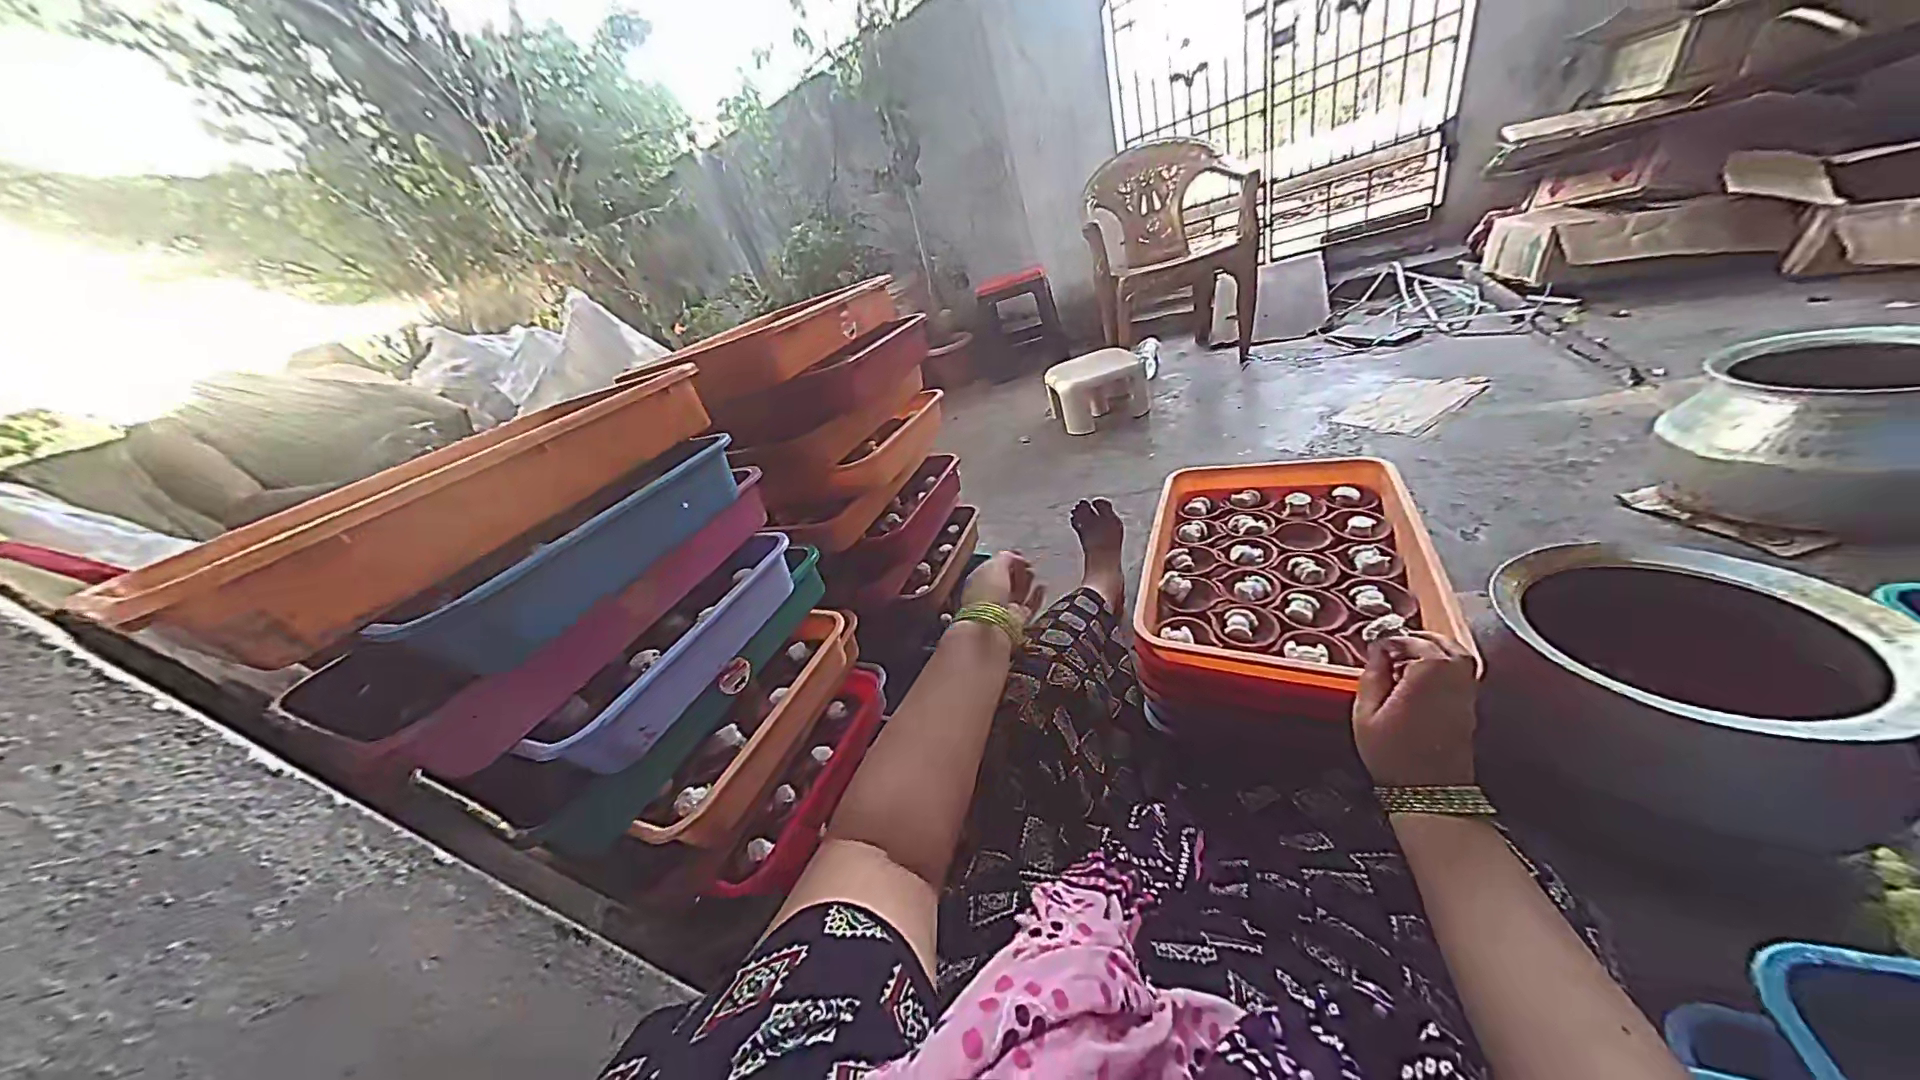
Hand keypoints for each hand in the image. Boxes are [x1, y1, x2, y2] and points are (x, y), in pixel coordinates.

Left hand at [960, 551, 1045, 627]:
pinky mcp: (1018, 620)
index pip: (994, 568)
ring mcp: (1004, 608)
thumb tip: (1015, 556)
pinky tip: (1043, 586)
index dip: (1007, 560)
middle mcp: (990, 594)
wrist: (992, 622)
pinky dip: (1037, 596)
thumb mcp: (995, 566)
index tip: (1019, 554)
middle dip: (1018, 571)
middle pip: (1007, 580)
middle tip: (1027, 564)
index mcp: (979, 580)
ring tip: (1034, 572)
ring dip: (1027, 581)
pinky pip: (1029, 606)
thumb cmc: (989, 589)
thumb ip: (1005, 558)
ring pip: (1018, 592)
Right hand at [1352, 632, 1479, 786]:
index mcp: (1426, 679)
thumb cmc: (1393, 755)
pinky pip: (1461, 676)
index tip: (1377, 646)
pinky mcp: (1467, 710)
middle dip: (1419, 639)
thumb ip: (1371, 677)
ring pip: (1459, 658)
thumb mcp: (1365, 713)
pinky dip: (1442, 667)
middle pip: (1446, 645)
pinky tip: (1419, 679)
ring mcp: (1464, 697)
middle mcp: (1452, 684)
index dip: (1393, 641)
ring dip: (1434, 651)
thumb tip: (1377, 655)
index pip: (1415, 644)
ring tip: (1407, 658)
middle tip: (1395, 643)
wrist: (1428, 792)